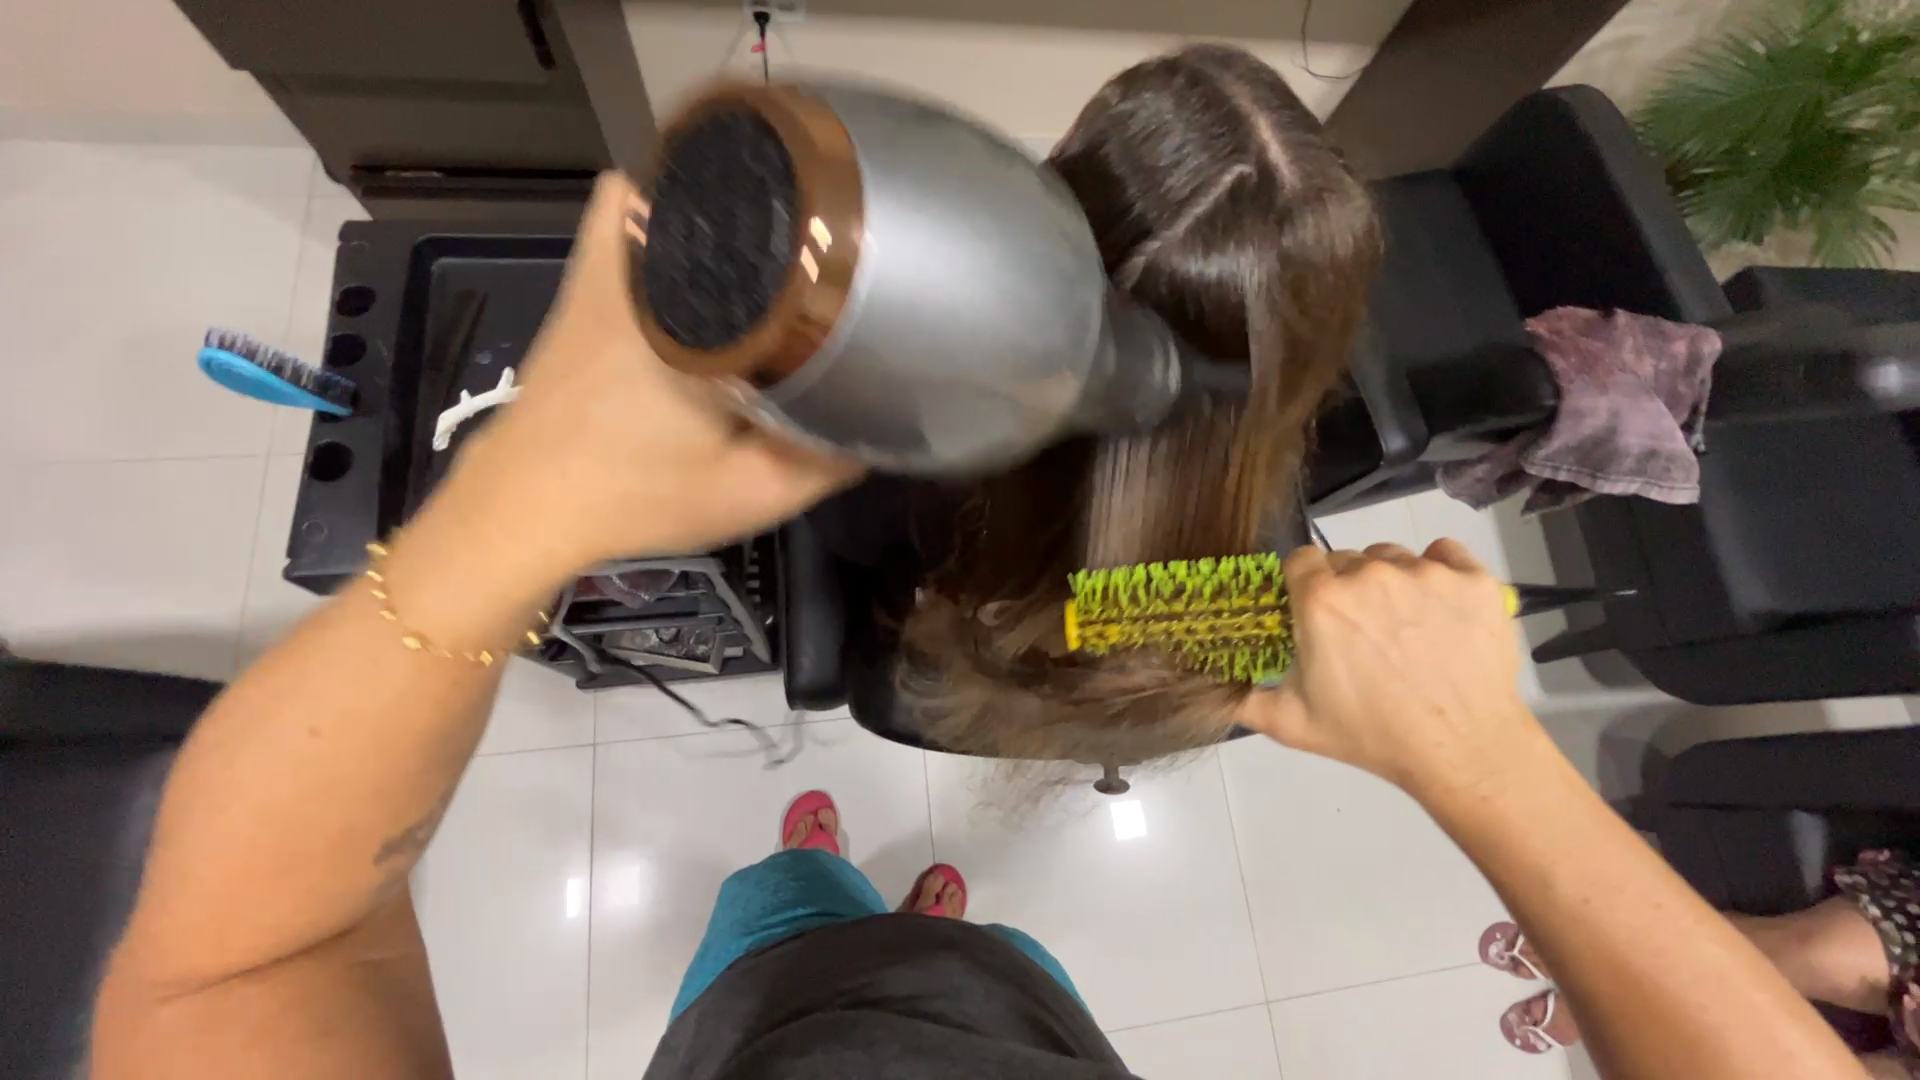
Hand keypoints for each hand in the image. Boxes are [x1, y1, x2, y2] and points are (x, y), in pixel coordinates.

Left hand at [435, 172, 862, 582]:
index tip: (865, 277)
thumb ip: (825, 463)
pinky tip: (692, 241)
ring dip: (729, 213)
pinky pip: (625, 210)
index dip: (837, 260)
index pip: (792, 262)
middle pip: (745, 215)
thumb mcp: (753, 496)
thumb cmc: (642, 498)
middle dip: (792, 232)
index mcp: (713, 328)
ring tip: (770, 250)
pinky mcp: (584, 279)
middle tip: (825, 270)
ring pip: (684, 197)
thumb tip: (883, 423)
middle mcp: (665, 277)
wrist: (529, 503)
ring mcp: (615, 267)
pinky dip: (661, 208)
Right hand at [1238, 540, 1541, 795]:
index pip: (1300, 560)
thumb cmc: (1369, 735)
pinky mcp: (1473, 580)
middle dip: (1345, 586)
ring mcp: (1425, 574)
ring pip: (1392, 556)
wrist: (1462, 751)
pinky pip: (1444, 554)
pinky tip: (1438, 609)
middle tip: (1359, 631)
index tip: (1314, 613)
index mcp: (1320, 600)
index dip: (1304, 584)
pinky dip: (1439, 572)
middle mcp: (1369, 575)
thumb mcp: (1291, 724)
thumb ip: (1240, 700)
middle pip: (1345, 558)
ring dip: (1389, 580)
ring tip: (1402, 625)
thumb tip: (1207, 690)